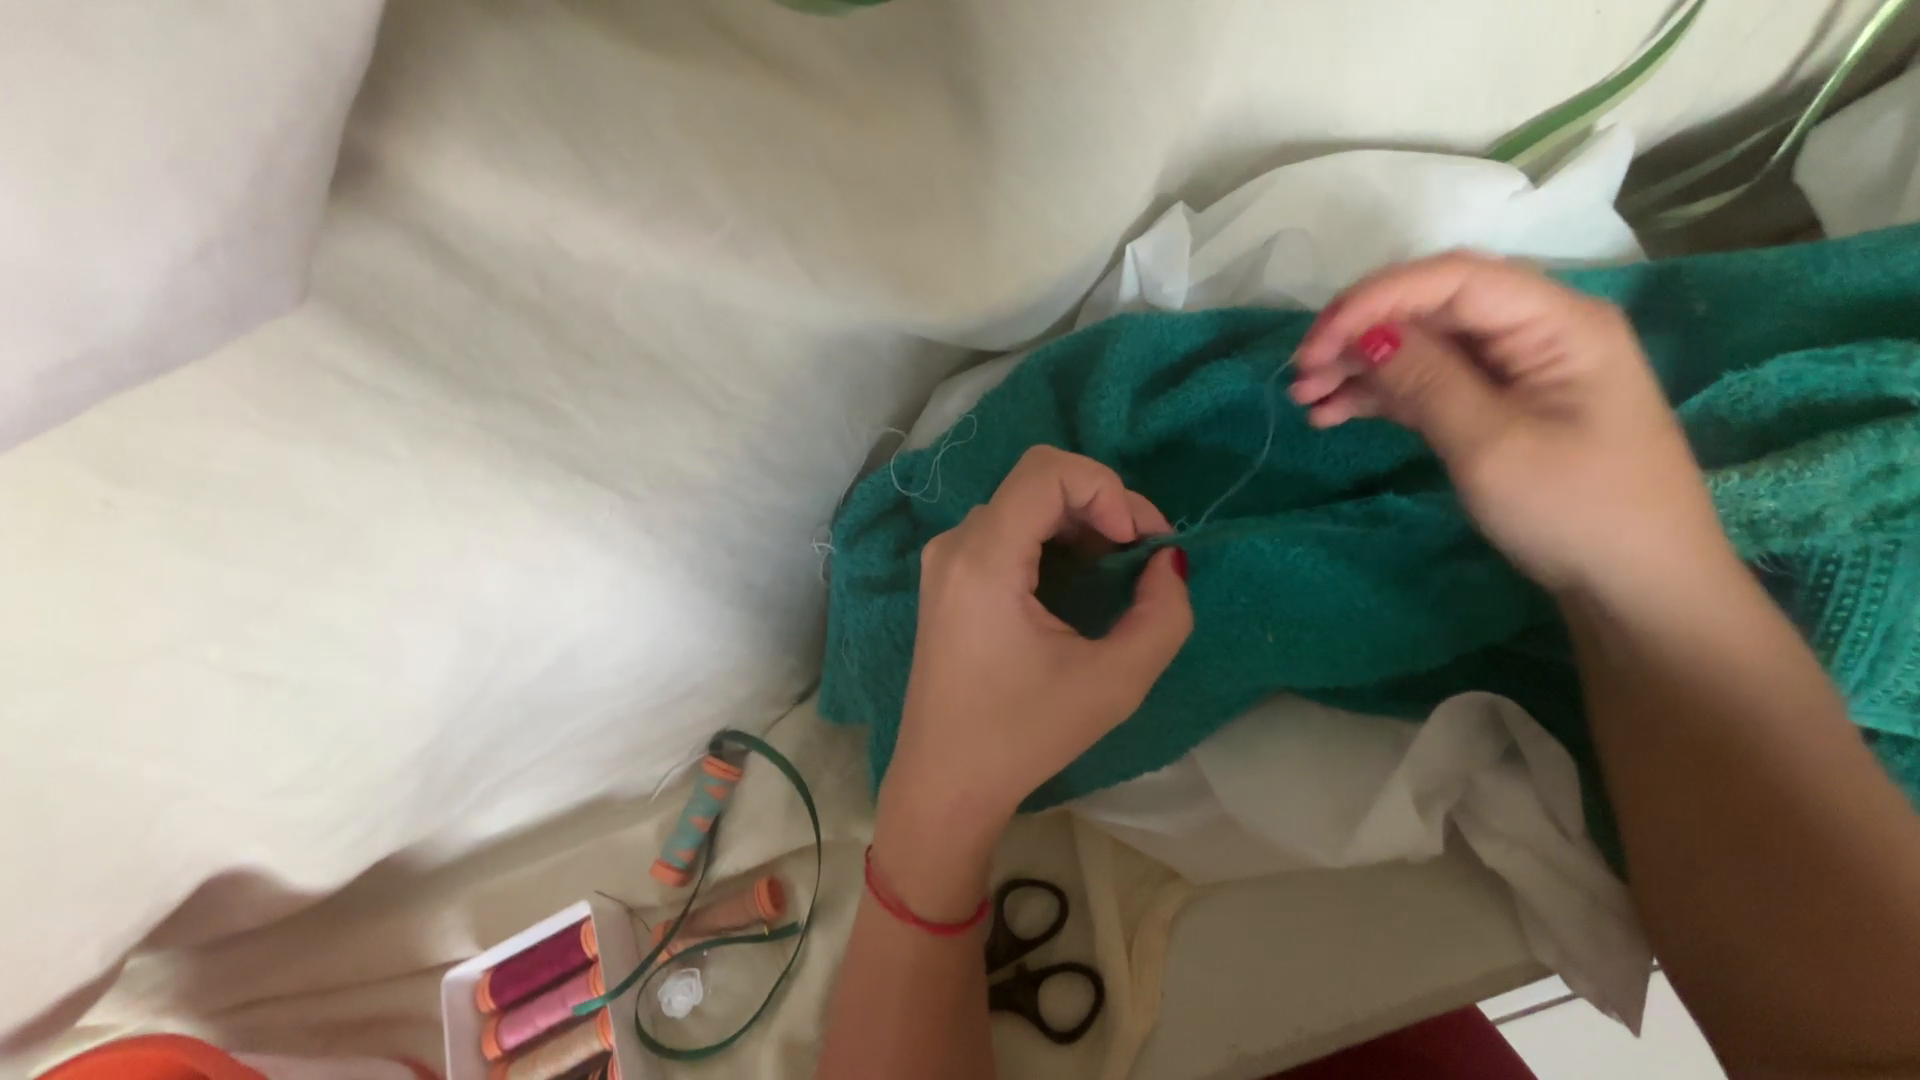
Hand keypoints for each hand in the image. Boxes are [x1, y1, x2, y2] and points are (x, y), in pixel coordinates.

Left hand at [884, 446, 1193, 839]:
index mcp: (983, 560)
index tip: (1138, 543)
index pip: (1048, 471)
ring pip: (1024, 503)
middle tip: (1143, 554)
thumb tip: (1167, 561)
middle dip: (1102, 503)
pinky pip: (1006, 530)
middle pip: (1038, 481)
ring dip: (1080, 521)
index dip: (1107, 489)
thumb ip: (1162, 616)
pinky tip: (1079, 580)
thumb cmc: (1024, 736)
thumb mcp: (1114, 684)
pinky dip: (1052, 538)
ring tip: (1117, 570)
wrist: (945, 780)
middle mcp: (955, 545)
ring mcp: (946, 560)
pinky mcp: (949, 578)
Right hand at [1290, 252, 1735, 598]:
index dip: (1375, 298)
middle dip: (1359, 333)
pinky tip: (1334, 414)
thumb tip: (1365, 334)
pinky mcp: (1496, 407)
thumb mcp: (1491, 445)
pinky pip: (1428, 385)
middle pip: (1432, 308)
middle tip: (1300, 374)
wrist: (1634, 585)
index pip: (1453, 279)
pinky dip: (1380, 396)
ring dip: (1360, 367)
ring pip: (1422, 347)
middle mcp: (1535, 331)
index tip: (1315, 343)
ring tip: (1306, 400)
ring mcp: (1515, 370)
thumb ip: (1426, 380)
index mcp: (1555, 322)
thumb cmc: (1575, 510)